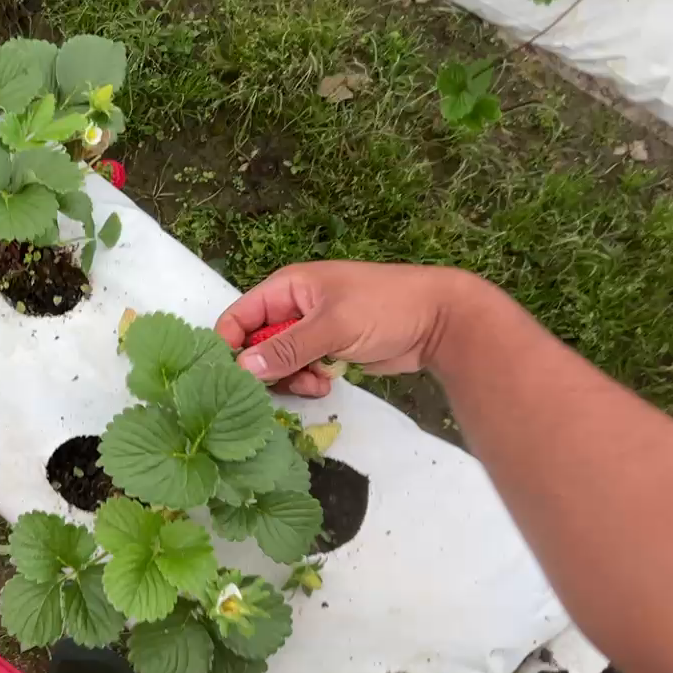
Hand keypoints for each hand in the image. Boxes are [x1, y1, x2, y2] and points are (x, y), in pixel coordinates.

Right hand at [214, 262, 489, 397]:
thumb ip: (286, 348)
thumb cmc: (387, 307)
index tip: (234, 375)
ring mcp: (307, 332)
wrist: (442, 322)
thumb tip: (243, 368)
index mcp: (286, 288)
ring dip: (288, 379)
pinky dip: (305, 382)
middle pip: (253, 345)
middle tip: (281, 384)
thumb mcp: (333, 326)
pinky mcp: (322, 352)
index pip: (237, 318)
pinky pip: (297, 372)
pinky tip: (326, 383)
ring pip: (274, 364)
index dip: (230, 346)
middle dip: (264, 368)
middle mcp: (290, 309)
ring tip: (313, 383)